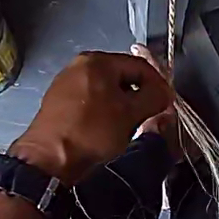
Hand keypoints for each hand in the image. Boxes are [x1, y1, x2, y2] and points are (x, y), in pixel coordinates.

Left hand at [10, 51, 172, 183]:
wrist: (51, 157)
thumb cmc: (92, 131)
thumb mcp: (132, 114)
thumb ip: (154, 98)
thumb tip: (164, 93)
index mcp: (97, 62)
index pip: (140, 66)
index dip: (159, 85)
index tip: (167, 103)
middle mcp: (80, 65)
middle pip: (124, 76)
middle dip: (142, 95)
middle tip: (153, 114)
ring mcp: (68, 82)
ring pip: (109, 89)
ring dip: (125, 104)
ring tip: (133, 123)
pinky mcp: (61, 101)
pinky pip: (94, 100)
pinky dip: (108, 110)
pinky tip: (111, 127)